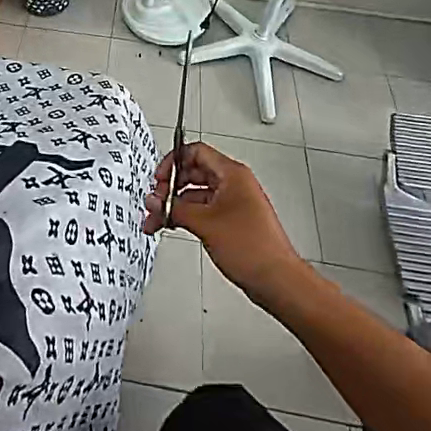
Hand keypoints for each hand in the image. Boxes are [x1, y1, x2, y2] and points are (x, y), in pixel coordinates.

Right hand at [143, 140, 306, 300]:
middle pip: (195, 172)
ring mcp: (234, 202)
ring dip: (176, 204)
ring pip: (197, 193)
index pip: (197, 152)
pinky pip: (204, 209)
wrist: (274, 277)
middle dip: (171, 186)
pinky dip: (187, 215)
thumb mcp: (205, 223)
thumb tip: (157, 201)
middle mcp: (234, 184)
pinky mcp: (232, 220)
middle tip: (156, 200)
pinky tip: (174, 226)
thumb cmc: (254, 247)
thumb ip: (176, 208)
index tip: (159, 179)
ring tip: (158, 219)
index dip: (174, 162)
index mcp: (233, 174)